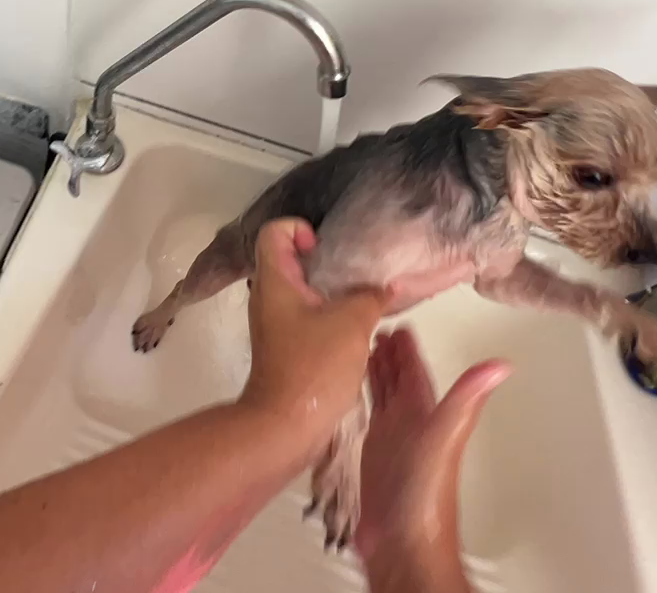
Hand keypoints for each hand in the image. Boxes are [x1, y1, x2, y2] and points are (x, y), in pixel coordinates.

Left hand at [237, 218, 388, 442]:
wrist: (285, 426)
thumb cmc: (313, 366)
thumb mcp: (352, 323)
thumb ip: (371, 296)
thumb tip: (387, 285)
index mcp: (275, 280)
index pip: (275, 232)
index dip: (300, 229)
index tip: (328, 248)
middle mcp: (268, 296)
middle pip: (291, 258)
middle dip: (325, 260)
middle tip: (356, 271)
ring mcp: (274, 322)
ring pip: (302, 290)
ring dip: (331, 290)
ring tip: (363, 297)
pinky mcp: (285, 346)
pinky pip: (306, 315)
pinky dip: (328, 313)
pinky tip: (358, 327)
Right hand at [356, 327, 509, 560]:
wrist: (404, 543)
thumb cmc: (424, 494)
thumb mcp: (444, 436)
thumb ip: (466, 398)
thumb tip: (501, 364)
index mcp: (426, 410)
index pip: (415, 366)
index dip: (406, 343)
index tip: (395, 315)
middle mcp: (409, 418)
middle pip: (398, 374)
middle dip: (389, 348)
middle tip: (373, 321)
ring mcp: (391, 434)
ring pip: (383, 388)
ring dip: (375, 365)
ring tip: (362, 343)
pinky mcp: (372, 449)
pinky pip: (367, 408)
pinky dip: (361, 390)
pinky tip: (350, 383)